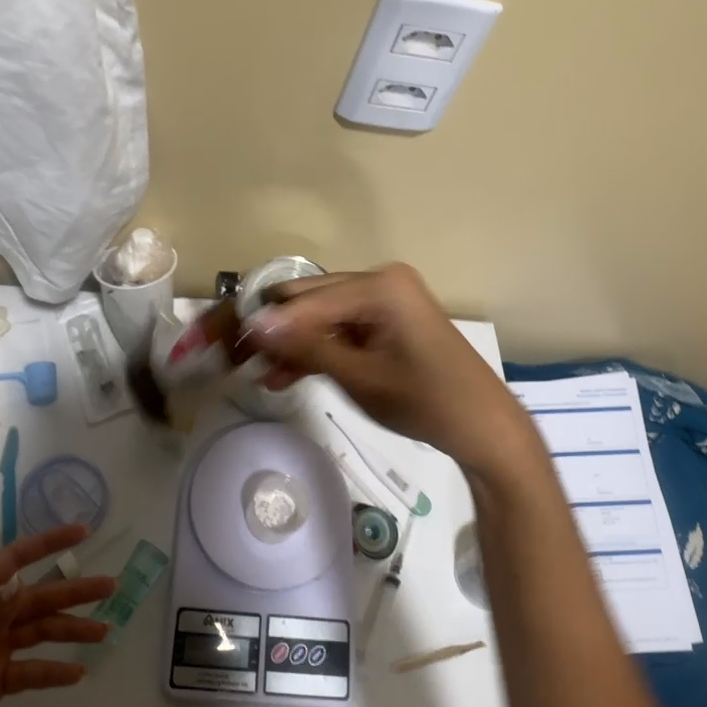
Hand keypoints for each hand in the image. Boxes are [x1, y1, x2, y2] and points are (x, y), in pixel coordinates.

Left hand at [0, 524, 115, 706]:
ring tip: (103, 632)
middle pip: (37, 598)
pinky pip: (30, 671)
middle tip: (111, 586)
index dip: (48, 543)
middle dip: (73, 591)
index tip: (83, 532)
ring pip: (40, 633)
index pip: (16, 560)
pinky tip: (77, 673)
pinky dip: (53, 671)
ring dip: (71, 631)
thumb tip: (20, 582)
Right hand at [246, 263, 535, 474]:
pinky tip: (283, 375)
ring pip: (317, 315)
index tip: (223, 347)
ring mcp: (384, 299)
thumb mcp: (360, 378)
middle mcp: (379, 280)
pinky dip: (314, 348)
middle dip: (269, 329)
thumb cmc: (426, 402)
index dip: (261, 324)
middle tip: (230, 358)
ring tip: (254, 374)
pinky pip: (338, 327)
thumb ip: (307, 348)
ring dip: (288, 342)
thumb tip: (254, 325)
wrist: (483, 427)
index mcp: (379, 286)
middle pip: (306, 298)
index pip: (303, 300)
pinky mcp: (385, 320)